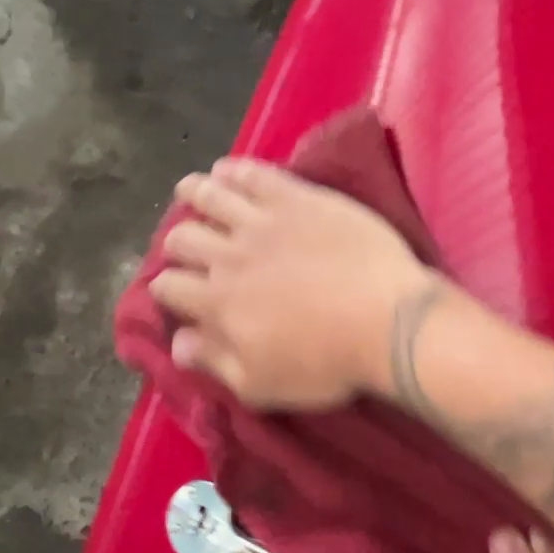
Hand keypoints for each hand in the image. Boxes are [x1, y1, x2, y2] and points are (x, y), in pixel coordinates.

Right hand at [149, 158, 433, 407]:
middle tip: (186, 242)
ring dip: (194, 193)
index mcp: (218, 304)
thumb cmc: (328, 363)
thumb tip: (177, 342)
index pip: (171, 288)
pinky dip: (234, 170)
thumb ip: (215, 362)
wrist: (387, 320)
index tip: (174, 288)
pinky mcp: (298, 198)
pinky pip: (255, 175)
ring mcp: (263, 222)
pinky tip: (227, 169)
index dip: (166, 288)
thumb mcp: (262, 384)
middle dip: (178, 243)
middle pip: (185, 240)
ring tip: (190, 189)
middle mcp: (230, 258)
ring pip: (211, 198)